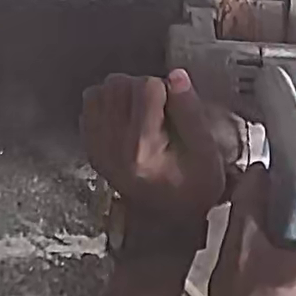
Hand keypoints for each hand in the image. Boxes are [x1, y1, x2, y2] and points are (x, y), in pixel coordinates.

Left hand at [82, 69, 226, 225]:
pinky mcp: (89, 148)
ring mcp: (95, 147)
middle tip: (161, 113)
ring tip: (143, 116)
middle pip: (119, 83)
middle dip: (143, 88)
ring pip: (101, 89)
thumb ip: (190, 111)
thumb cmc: (195, 186)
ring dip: (123, 94)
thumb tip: (176, 75)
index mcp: (141, 148)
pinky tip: (126, 120)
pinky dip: (107, 103)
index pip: (147, 87)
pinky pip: (89, 104)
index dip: (167, 90)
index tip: (176, 112)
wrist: (171, 220)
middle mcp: (111, 146)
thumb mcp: (206, 151)